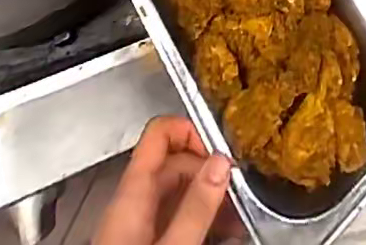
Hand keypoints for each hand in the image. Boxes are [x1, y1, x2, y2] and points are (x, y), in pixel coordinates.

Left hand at [93, 117, 234, 244]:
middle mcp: (130, 201)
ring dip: (205, 198)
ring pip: (174, 193)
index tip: (220, 152)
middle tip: (235, 191)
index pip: (160, 132)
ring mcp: (133, 224)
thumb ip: (195, 205)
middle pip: (172, 163)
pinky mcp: (140, 241)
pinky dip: (196, 220)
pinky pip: (171, 218)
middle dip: (207, 172)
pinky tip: (217, 233)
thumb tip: (219, 163)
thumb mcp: (171, 243)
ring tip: (233, 215)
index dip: (191, 132)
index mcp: (131, 190)